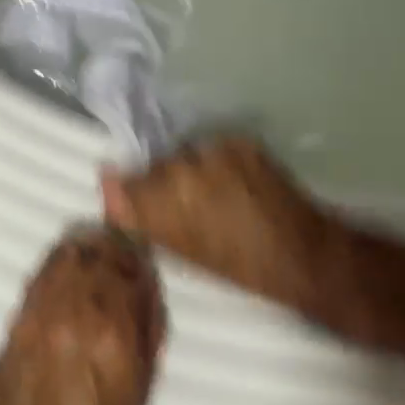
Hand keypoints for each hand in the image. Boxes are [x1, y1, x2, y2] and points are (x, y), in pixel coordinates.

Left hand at [0, 227, 165, 404]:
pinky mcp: (11, 325)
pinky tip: (61, 277)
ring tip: (89, 256)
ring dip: (79, 252)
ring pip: (59, 259)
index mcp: (113, 331)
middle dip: (106, 246)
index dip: (134, 253)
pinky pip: (36, 279)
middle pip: (90, 252)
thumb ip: (144, 332)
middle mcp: (72, 313)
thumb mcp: (140, 391)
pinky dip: (53, 270)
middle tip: (115, 247)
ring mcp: (36, 316)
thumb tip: (144, 289)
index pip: (126, 265)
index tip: (139, 252)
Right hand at [101, 136, 338, 315]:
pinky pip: (213, 148)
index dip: (135, 196)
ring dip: (192, 170)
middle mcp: (182, 165)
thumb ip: (135, 213)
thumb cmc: (237, 263)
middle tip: (189, 208)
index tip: (149, 209)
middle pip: (157, 167)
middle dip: (165, 183)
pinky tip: (233, 183)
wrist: (300, 251)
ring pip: (185, 155)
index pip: (128, 183)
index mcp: (163, 196)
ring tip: (215, 195)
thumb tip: (104, 176)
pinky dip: (217, 162)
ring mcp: (213, 149)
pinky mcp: (238, 140)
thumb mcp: (179, 248)